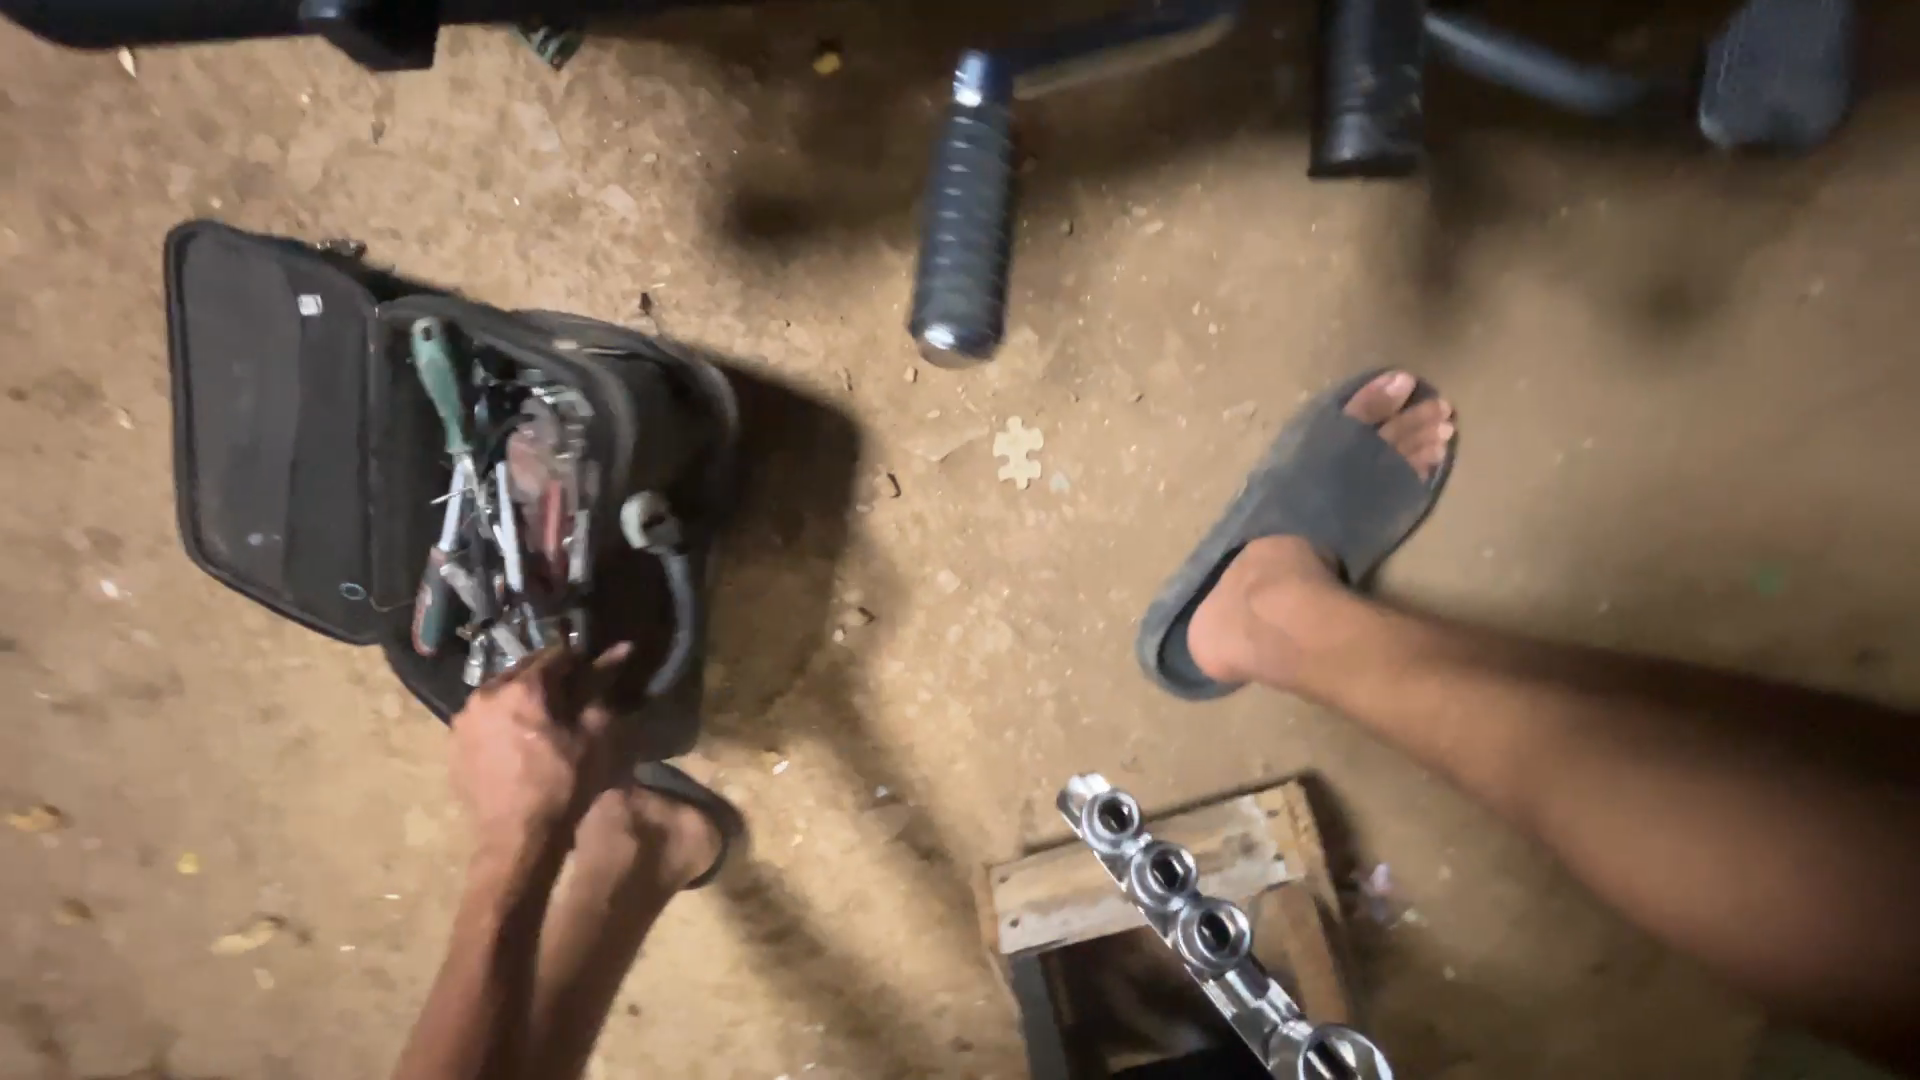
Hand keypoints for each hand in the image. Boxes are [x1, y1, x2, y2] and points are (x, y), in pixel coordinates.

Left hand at [447, 644, 630, 860]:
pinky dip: (505, 719)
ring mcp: (463, 720)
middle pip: (524, 670)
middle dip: (549, 678)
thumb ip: (603, 684)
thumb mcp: (595, 732)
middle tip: (572, 697)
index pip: (556, 654)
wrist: (518, 838)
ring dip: (525, 697)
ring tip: (544, 720)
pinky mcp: (454, 745)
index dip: (580, 660)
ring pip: (502, 693)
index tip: (594, 673)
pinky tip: (521, 741)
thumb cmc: (564, 782)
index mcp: (521, 687)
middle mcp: (485, 694)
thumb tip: (623, 647)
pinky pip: (485, 718)